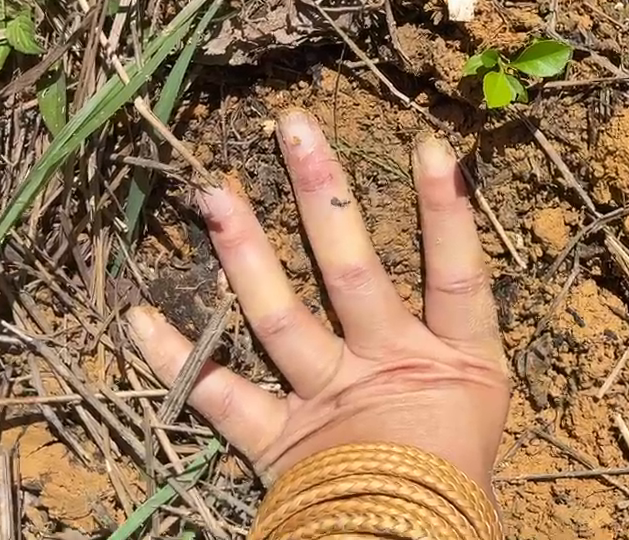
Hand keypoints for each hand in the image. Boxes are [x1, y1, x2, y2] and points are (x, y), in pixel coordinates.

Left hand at [127, 110, 508, 495]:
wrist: (408, 534)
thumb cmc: (458, 455)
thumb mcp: (488, 387)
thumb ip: (463, 312)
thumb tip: (454, 207)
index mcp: (455, 355)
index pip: (457, 271)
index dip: (447, 212)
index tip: (432, 147)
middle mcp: (387, 364)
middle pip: (352, 272)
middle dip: (324, 197)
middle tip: (294, 129)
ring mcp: (326, 400)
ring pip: (280, 318)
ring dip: (247, 253)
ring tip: (215, 193)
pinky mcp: (274, 442)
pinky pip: (219, 399)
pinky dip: (179, 358)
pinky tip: (140, 312)